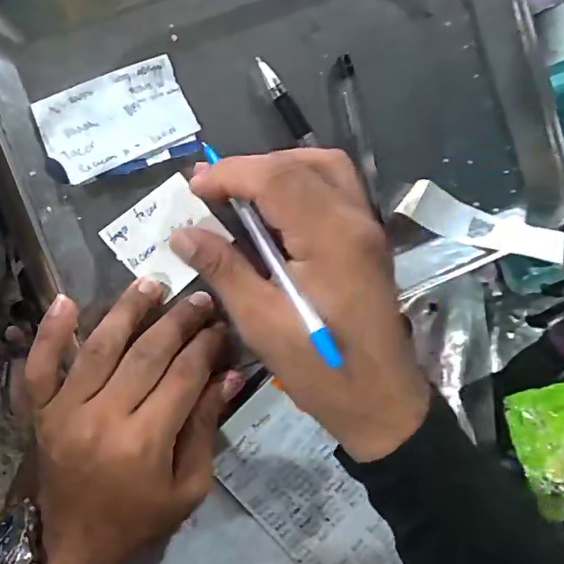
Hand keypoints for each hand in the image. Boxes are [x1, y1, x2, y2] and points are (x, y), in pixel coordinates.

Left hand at [22, 280, 244, 563]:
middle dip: (177, 322)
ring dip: (126, 311)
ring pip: (97, 348)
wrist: (78, 545)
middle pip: (145, 355)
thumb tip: (229, 374)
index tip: (220, 326)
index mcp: (144, 442)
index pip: (182, 376)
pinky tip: (65, 300)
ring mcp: (65, 411)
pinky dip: (48, 334)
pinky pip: (38, 367)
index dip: (205, 347)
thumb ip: (204, 427)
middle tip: (197, 299)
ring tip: (149, 284)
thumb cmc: (140, 519)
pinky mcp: (40, 413)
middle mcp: (103, 418)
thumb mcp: (189, 486)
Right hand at [170, 148, 429, 461]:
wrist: (380, 400)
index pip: (277, 177)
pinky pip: (336, 191)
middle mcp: (356, 220)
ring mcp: (368, 228)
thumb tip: (183, 233)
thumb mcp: (261, 321)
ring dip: (280, 170)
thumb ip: (223, 269)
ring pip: (326, 169)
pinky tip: (273, 215)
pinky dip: (301, 186)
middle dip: (253, 166)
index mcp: (331, 237)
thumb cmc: (320, 367)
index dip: (230, 173)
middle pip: (303, 163)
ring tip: (242, 194)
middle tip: (213, 189)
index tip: (194, 187)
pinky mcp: (368, 242)